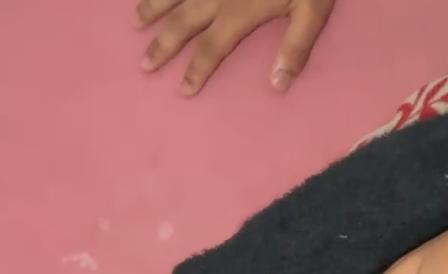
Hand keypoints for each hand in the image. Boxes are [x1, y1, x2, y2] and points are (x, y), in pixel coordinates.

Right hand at [135, 0, 334, 95]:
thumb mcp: (312, 12)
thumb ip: (295, 48)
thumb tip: (277, 85)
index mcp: (240, 9)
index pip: (212, 47)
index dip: (197, 70)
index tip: (184, 90)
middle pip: (183, 20)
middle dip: (163, 44)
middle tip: (145, 65)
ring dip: (152, 5)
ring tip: (135, 22)